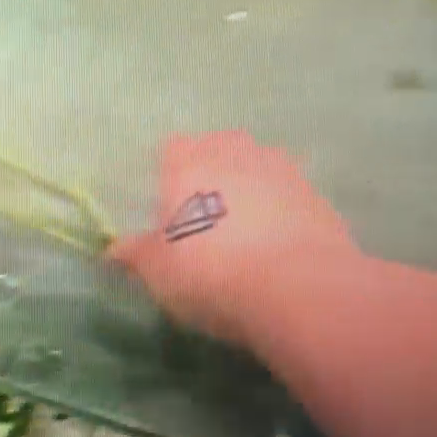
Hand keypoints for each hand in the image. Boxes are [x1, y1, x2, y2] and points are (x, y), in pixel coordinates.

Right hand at [108, 132, 359, 347]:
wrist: (299, 291)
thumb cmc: (206, 270)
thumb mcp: (155, 269)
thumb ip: (136, 253)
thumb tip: (114, 250)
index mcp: (188, 164)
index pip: (173, 147)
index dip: (169, 168)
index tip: (166, 197)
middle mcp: (236, 157)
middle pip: (222, 145)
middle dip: (213, 166)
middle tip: (202, 204)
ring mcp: (285, 175)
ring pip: (262, 165)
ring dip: (251, 184)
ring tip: (241, 221)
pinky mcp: (322, 202)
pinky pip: (291, 195)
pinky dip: (281, 209)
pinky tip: (274, 240)